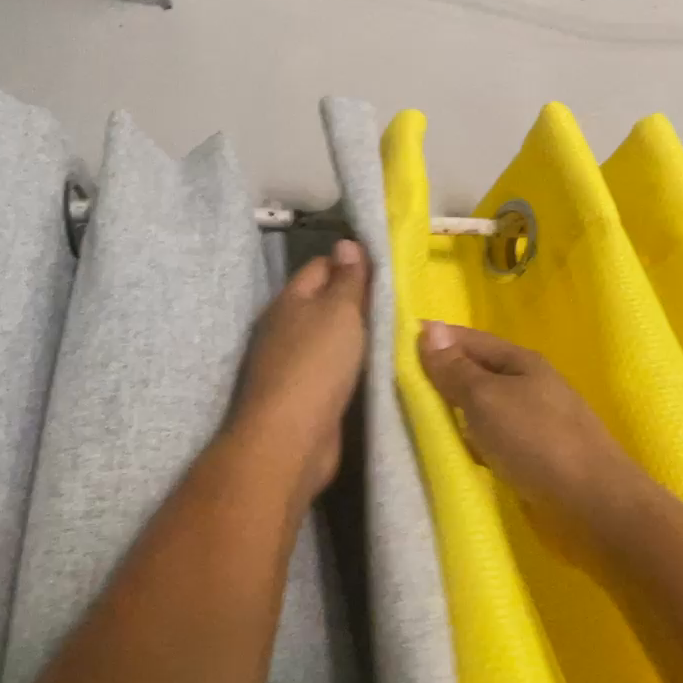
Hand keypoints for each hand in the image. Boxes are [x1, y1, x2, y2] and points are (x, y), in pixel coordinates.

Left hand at [228, 239, 369, 506]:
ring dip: (355, 336)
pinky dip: (351, 366)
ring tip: (394, 333)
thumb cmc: (316, 365)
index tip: (388, 268)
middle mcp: (284, 328)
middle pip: (323, 303)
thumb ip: (347, 279)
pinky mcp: (302, 397)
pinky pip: (331, 369)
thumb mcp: (340, 312)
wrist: (290, 440)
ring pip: (329, 338)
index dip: (351, 262)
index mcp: (289, 300)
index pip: (321, 266)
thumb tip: (346, 242)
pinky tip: (374, 370)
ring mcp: (290, 364)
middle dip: (356, 301)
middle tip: (398, 302)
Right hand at [417, 321, 654, 548]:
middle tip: (397, 388)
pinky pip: (494, 441)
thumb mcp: (486, 398)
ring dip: (457, 414)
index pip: (471, 340)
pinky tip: (457, 455)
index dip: (438, 341)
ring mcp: (536, 424)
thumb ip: (455, 369)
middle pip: (479, 374)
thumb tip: (431, 330)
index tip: (397, 348)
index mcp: (522, 362)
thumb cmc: (537, 441)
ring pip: (485, 410)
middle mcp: (531, 387)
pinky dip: (473, 443)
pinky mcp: (536, 459)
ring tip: (417, 421)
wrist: (593, 506)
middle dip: (444, 378)